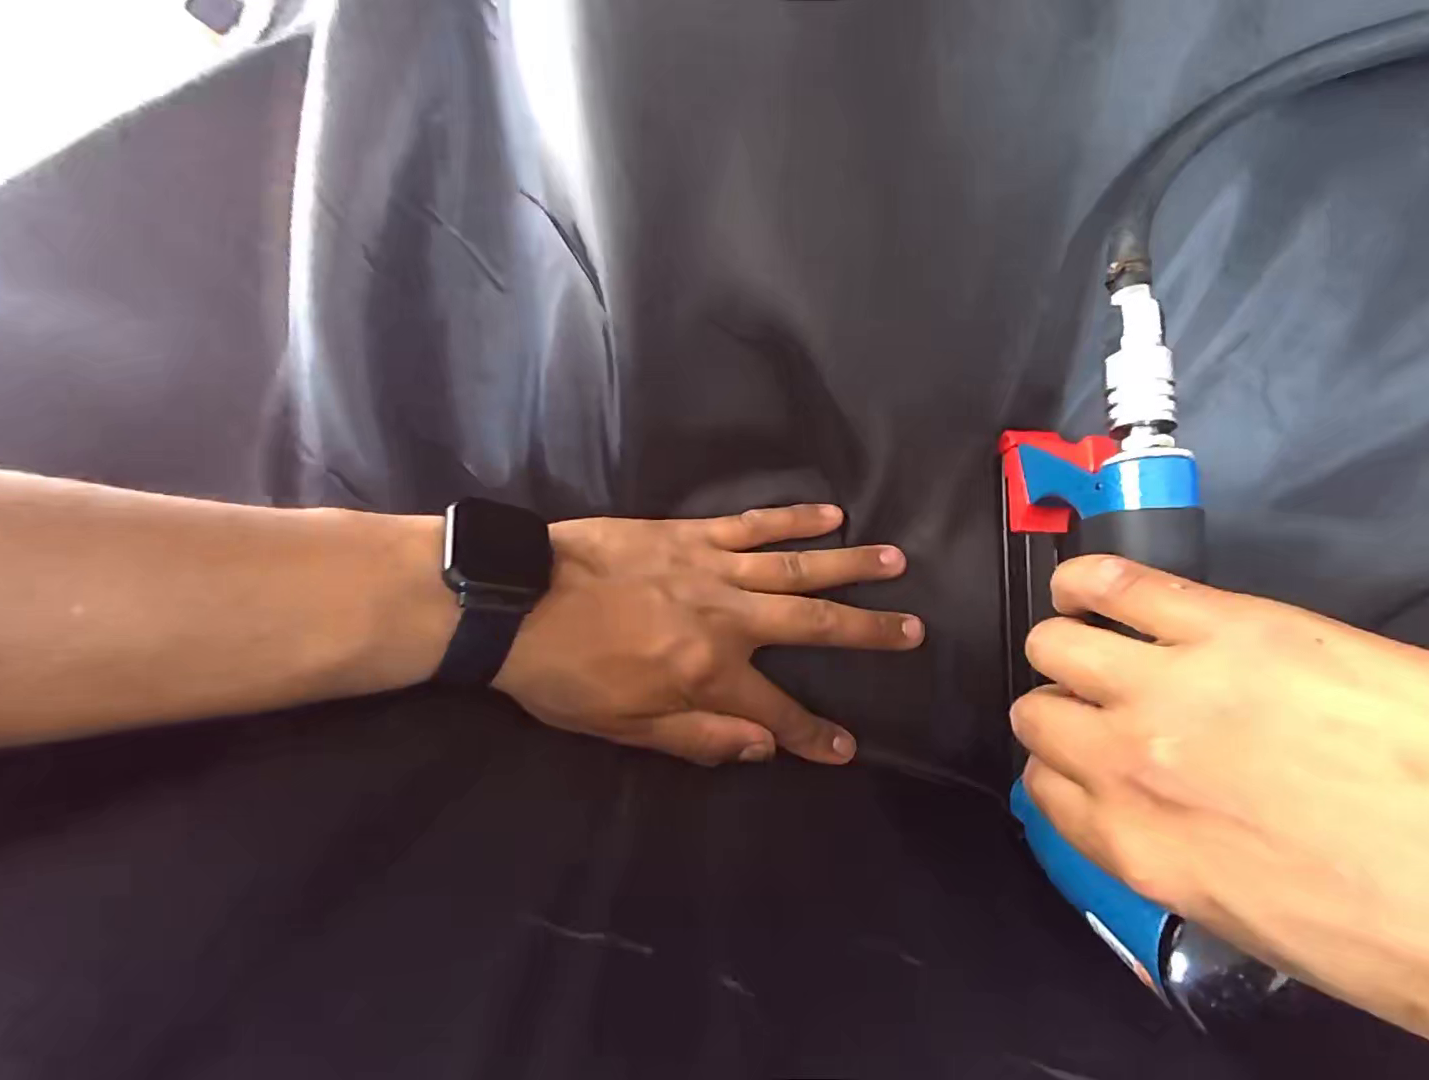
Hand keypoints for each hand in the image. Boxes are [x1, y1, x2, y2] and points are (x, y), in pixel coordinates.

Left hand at [495, 504, 921, 766]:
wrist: (514, 601)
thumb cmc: (566, 675)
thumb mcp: (625, 729)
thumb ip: (701, 738)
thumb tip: (762, 749)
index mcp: (708, 673)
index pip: (777, 713)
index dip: (814, 736)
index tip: (848, 749)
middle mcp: (727, 618)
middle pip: (813, 624)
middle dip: (869, 631)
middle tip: (915, 630)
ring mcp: (714, 569)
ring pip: (797, 566)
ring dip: (851, 565)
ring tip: (895, 561)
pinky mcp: (693, 534)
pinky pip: (755, 524)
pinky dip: (795, 520)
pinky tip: (831, 514)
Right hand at [1010, 555, 1428, 1073]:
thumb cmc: (1427, 940)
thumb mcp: (1263, 927)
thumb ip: (1173, 853)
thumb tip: (1146, 807)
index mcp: (1140, 849)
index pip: (1044, 787)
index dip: (1059, 770)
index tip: (1081, 760)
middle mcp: (1131, 764)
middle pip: (1038, 713)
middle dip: (1058, 710)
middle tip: (1097, 705)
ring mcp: (1173, 685)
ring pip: (1056, 642)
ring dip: (1064, 646)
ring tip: (1090, 641)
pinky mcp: (1229, 621)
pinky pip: (1111, 583)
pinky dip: (1088, 581)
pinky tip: (1091, 586)